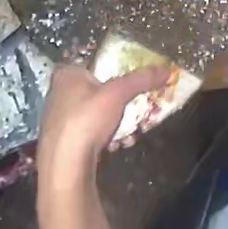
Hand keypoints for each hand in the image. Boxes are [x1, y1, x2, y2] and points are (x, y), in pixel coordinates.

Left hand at [37, 64, 171, 181]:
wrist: (64, 168)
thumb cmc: (85, 120)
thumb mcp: (118, 93)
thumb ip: (142, 79)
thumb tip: (167, 68)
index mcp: (67, 74)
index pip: (95, 60)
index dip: (117, 65)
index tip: (135, 74)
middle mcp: (60, 93)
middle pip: (100, 87)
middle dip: (123, 97)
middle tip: (140, 102)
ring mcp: (61, 118)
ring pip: (98, 111)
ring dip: (119, 119)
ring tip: (132, 128)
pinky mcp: (65, 140)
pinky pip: (93, 130)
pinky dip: (108, 134)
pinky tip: (119, 143)